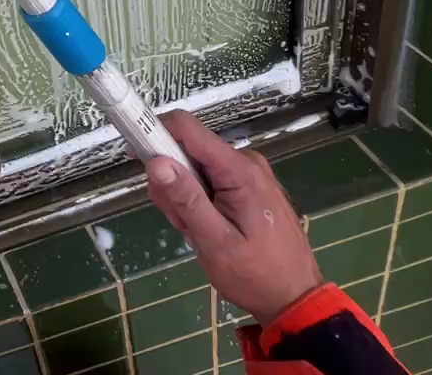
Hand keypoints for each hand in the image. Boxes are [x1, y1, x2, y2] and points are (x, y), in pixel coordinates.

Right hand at [144, 110, 322, 326]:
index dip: (153, 132)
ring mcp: (247, 173)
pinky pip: (206, 178)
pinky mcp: (246, 185)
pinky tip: (207, 227)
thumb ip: (186, 199)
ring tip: (196, 230)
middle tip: (180, 219)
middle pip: (185, 150)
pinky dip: (197, 200)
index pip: (186, 127)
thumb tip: (155, 161)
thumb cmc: (257, 276)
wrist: (297, 303)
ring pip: (192, 166)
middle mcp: (244, 162)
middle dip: (171, 181)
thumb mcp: (215, 242)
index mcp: (240, 170)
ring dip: (183, 196)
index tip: (134, 156)